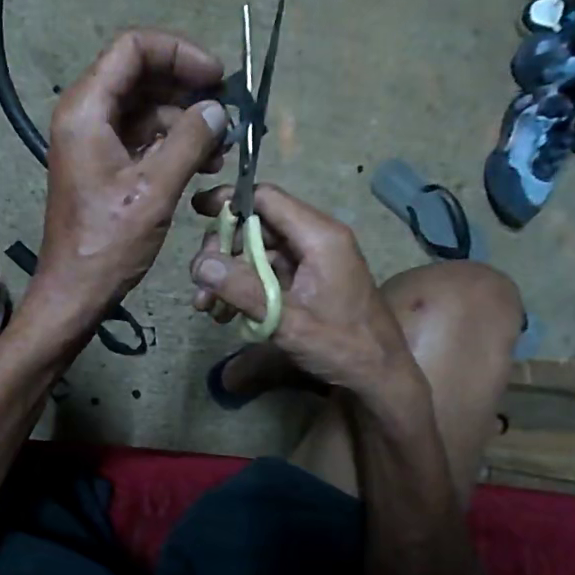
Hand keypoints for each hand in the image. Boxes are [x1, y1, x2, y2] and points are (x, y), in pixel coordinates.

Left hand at [27, 30, 229, 335]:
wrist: (75, 290)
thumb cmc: (108, 243)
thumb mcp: (155, 189)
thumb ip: (189, 141)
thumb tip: (218, 109)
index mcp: (86, 110)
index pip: (133, 48)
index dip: (180, 52)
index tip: (217, 77)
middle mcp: (84, 116)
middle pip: (140, 74)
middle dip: (186, 87)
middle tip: (226, 111)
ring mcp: (92, 141)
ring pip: (144, 108)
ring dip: (184, 120)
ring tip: (221, 147)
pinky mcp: (103, 165)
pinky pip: (141, 137)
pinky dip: (172, 143)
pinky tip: (202, 164)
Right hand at [189, 183, 416, 394]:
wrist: (378, 376)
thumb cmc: (341, 346)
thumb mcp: (286, 320)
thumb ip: (242, 289)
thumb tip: (200, 264)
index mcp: (319, 237)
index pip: (266, 198)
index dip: (229, 201)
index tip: (196, 212)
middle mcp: (315, 240)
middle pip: (255, 226)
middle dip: (221, 251)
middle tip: (199, 283)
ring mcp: (310, 260)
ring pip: (256, 252)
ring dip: (227, 275)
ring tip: (206, 307)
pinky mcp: (306, 280)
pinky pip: (265, 273)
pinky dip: (242, 288)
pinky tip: (224, 314)